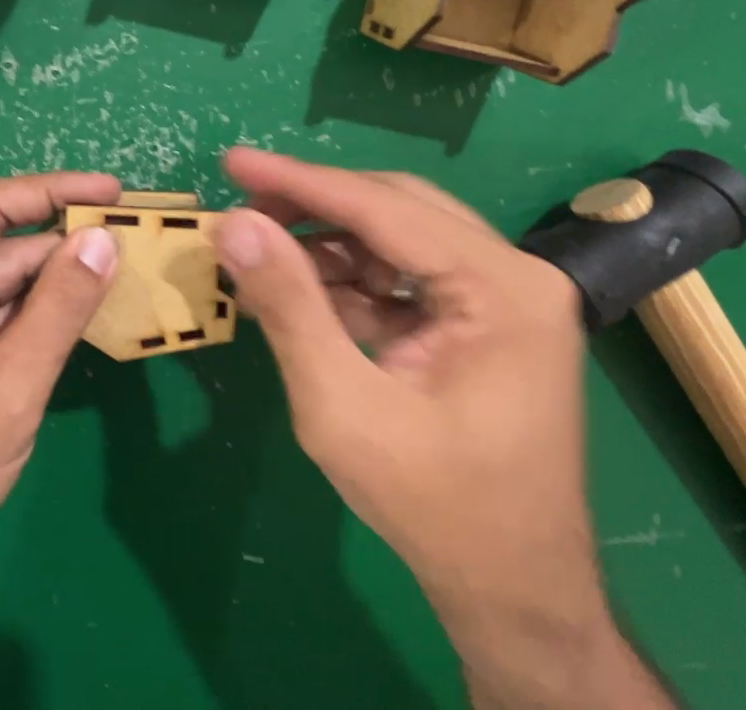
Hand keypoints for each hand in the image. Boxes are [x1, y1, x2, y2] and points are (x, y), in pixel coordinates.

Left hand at [0, 172, 121, 612]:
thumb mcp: (6, 387)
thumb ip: (58, 310)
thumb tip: (102, 239)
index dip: (54, 193)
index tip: (115, 191)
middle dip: (64, 247)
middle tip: (136, 244)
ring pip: (1, 292)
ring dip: (56, 289)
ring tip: (125, 279)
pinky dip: (37, 325)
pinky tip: (85, 323)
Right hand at [212, 149, 664, 704]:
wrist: (509, 583)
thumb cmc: (431, 500)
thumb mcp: (341, 404)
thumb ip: (289, 306)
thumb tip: (235, 224)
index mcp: (500, 288)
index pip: (384, 207)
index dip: (299, 180)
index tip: (232, 161)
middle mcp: (514, 276)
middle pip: (397, 210)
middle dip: (313, 206)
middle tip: (241, 210)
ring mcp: (504, 300)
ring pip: (398, 239)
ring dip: (328, 245)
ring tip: (262, 257)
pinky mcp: (484, 324)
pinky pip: (405, 278)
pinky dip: (350, 282)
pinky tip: (302, 295)